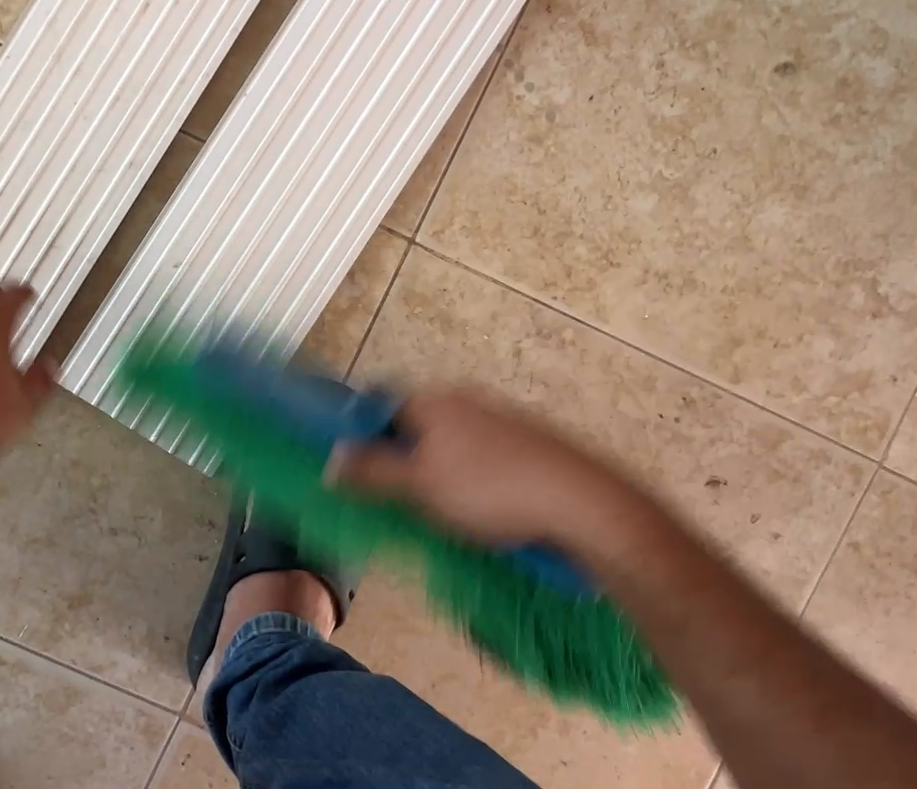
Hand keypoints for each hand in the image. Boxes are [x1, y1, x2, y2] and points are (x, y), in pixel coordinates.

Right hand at [326, 386, 650, 549]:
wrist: (586, 506)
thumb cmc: (491, 489)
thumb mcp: (419, 487)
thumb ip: (370, 472)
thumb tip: (330, 461)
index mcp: (433, 399)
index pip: (378, 408)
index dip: (362, 439)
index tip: (358, 475)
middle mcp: (465, 399)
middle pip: (414, 429)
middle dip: (401, 464)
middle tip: (398, 503)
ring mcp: (501, 420)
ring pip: (449, 447)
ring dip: (437, 476)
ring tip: (440, 516)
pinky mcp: (530, 444)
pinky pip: (482, 460)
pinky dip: (472, 482)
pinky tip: (482, 515)